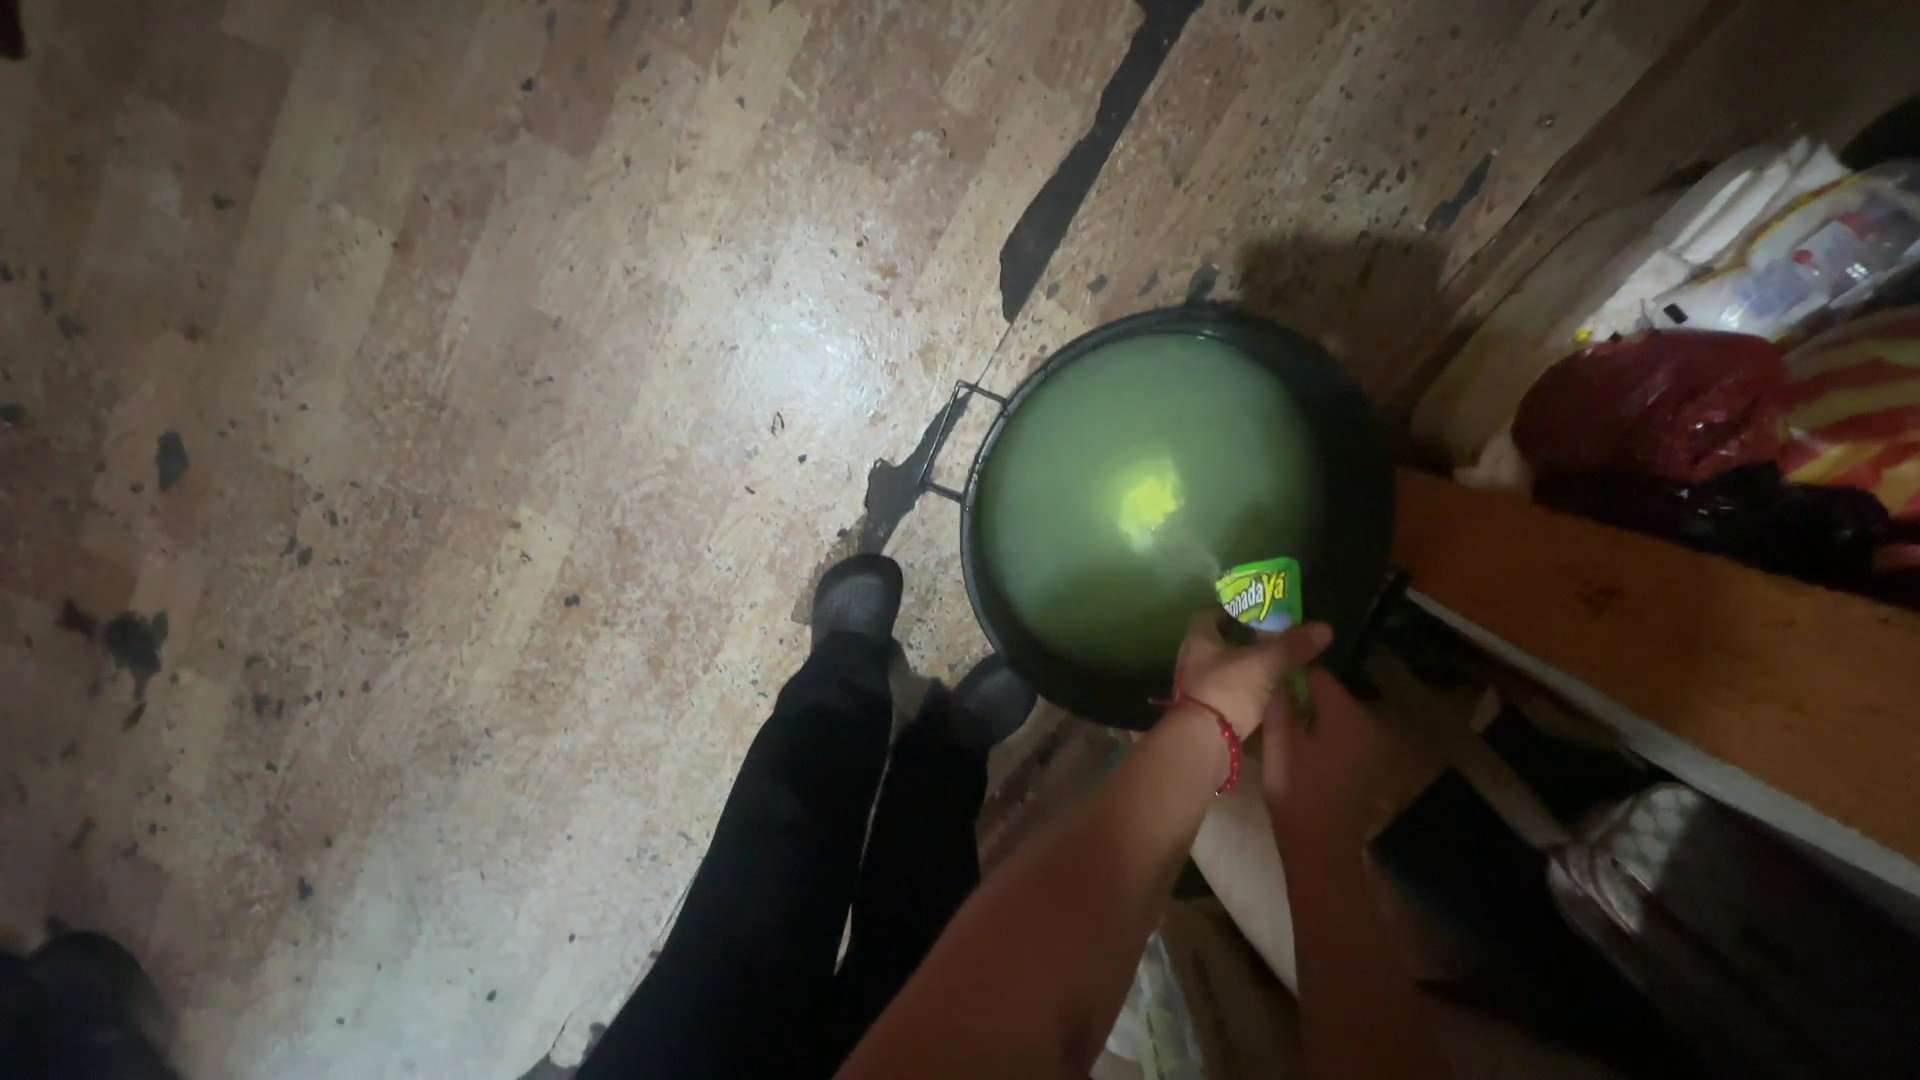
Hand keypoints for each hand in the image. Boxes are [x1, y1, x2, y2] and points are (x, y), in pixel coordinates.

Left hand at [1171, 612, 1330, 738]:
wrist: (1204, 740)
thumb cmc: (1227, 689)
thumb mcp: (1264, 664)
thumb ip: (1292, 646)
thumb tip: (1324, 628)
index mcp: (1198, 639)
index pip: (1209, 614)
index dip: (1230, 610)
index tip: (1255, 612)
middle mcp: (1192, 658)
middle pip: (1217, 641)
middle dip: (1241, 639)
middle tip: (1271, 638)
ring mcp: (1196, 685)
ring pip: (1222, 667)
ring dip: (1244, 665)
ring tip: (1273, 665)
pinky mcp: (1204, 709)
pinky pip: (1226, 691)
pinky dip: (1243, 689)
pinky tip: (1264, 693)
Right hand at [1262, 668, 1396, 856]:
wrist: (1323, 849)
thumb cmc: (1296, 792)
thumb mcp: (1278, 742)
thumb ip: (1279, 701)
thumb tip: (1278, 674)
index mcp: (1348, 714)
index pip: (1316, 674)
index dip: (1289, 674)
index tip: (1265, 683)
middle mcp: (1368, 723)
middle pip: (1328, 694)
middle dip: (1300, 697)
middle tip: (1269, 709)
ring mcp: (1373, 746)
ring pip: (1334, 716)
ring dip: (1310, 717)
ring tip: (1281, 731)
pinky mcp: (1369, 765)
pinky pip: (1342, 736)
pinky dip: (1322, 736)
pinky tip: (1301, 753)